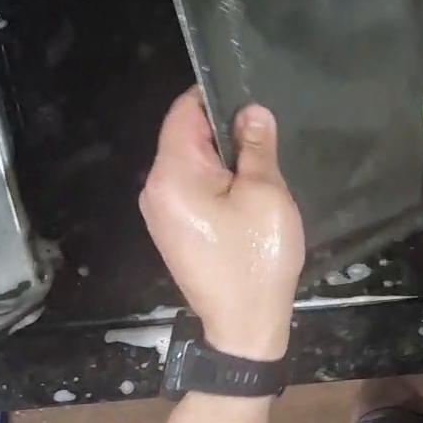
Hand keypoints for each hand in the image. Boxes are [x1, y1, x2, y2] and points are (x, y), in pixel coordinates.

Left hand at [140, 89, 303, 360]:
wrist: (245, 324)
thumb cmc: (257, 257)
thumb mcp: (266, 194)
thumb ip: (257, 147)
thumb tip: (252, 111)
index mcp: (172, 174)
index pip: (183, 112)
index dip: (216, 99)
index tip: (253, 103)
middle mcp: (155, 189)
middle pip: (185, 138)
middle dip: (224, 133)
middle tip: (267, 143)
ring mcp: (161, 213)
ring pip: (191, 166)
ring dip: (224, 162)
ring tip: (261, 172)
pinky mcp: (173, 232)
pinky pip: (191, 191)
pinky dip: (217, 185)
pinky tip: (245, 199)